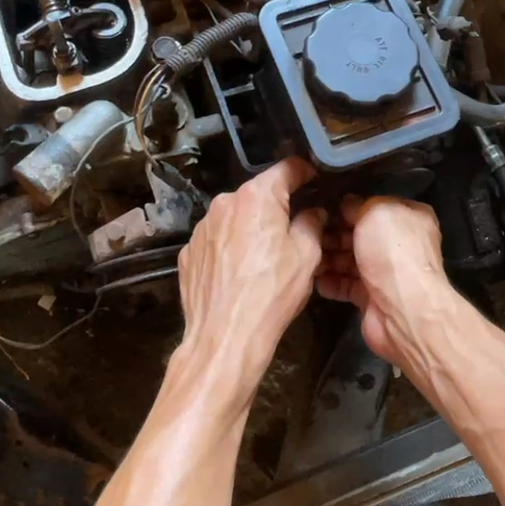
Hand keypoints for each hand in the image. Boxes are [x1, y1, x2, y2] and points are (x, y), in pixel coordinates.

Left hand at [176, 157, 325, 372]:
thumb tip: (313, 212)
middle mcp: (224, 203)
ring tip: (264, 257)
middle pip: (258, 194)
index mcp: (256, 197)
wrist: (225, 336)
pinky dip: (230, 248)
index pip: (287, 168)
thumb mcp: (306, 256)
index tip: (316, 180)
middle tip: (295, 228)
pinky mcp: (188, 252)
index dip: (305, 172)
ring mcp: (201, 228)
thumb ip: (311, 224)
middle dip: (277, 206)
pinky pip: (216, 241)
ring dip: (251, 228)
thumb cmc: (272, 293)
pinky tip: (239, 273)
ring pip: (235, 218)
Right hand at [318, 195, 460, 368]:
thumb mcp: (375, 212)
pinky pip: (347, 285)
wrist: (403, 309)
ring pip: (350, 260)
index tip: (323, 206)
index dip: (350, 207)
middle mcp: (399, 244)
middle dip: (334, 234)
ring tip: (307, 255)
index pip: (375, 206)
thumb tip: (346, 204)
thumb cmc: (392, 252)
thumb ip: (358, 204)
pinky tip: (316, 279)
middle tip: (308, 233)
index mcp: (408, 217)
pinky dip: (331, 282)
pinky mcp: (372, 297)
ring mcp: (386, 272)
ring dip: (329, 258)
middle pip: (360, 234)